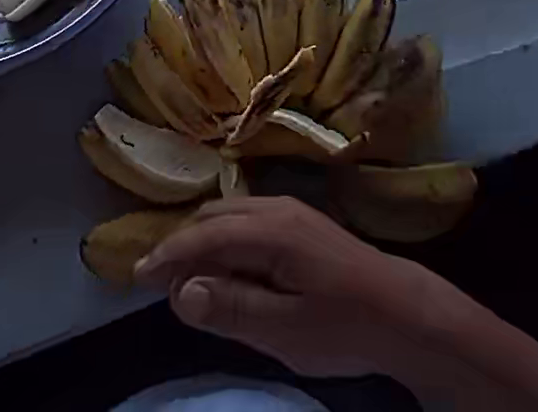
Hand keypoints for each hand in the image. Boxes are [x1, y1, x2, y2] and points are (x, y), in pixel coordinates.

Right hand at [132, 196, 469, 380]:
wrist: (400, 309)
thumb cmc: (342, 324)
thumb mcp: (283, 329)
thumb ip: (231, 307)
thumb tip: (182, 291)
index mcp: (271, 230)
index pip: (205, 235)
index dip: (168, 255)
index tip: (137, 275)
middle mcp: (277, 208)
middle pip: (215, 216)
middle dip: (182, 244)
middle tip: (157, 282)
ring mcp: (292, 210)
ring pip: (231, 213)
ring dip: (202, 240)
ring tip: (185, 278)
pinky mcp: (301, 221)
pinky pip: (248, 218)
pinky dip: (224, 238)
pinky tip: (224, 266)